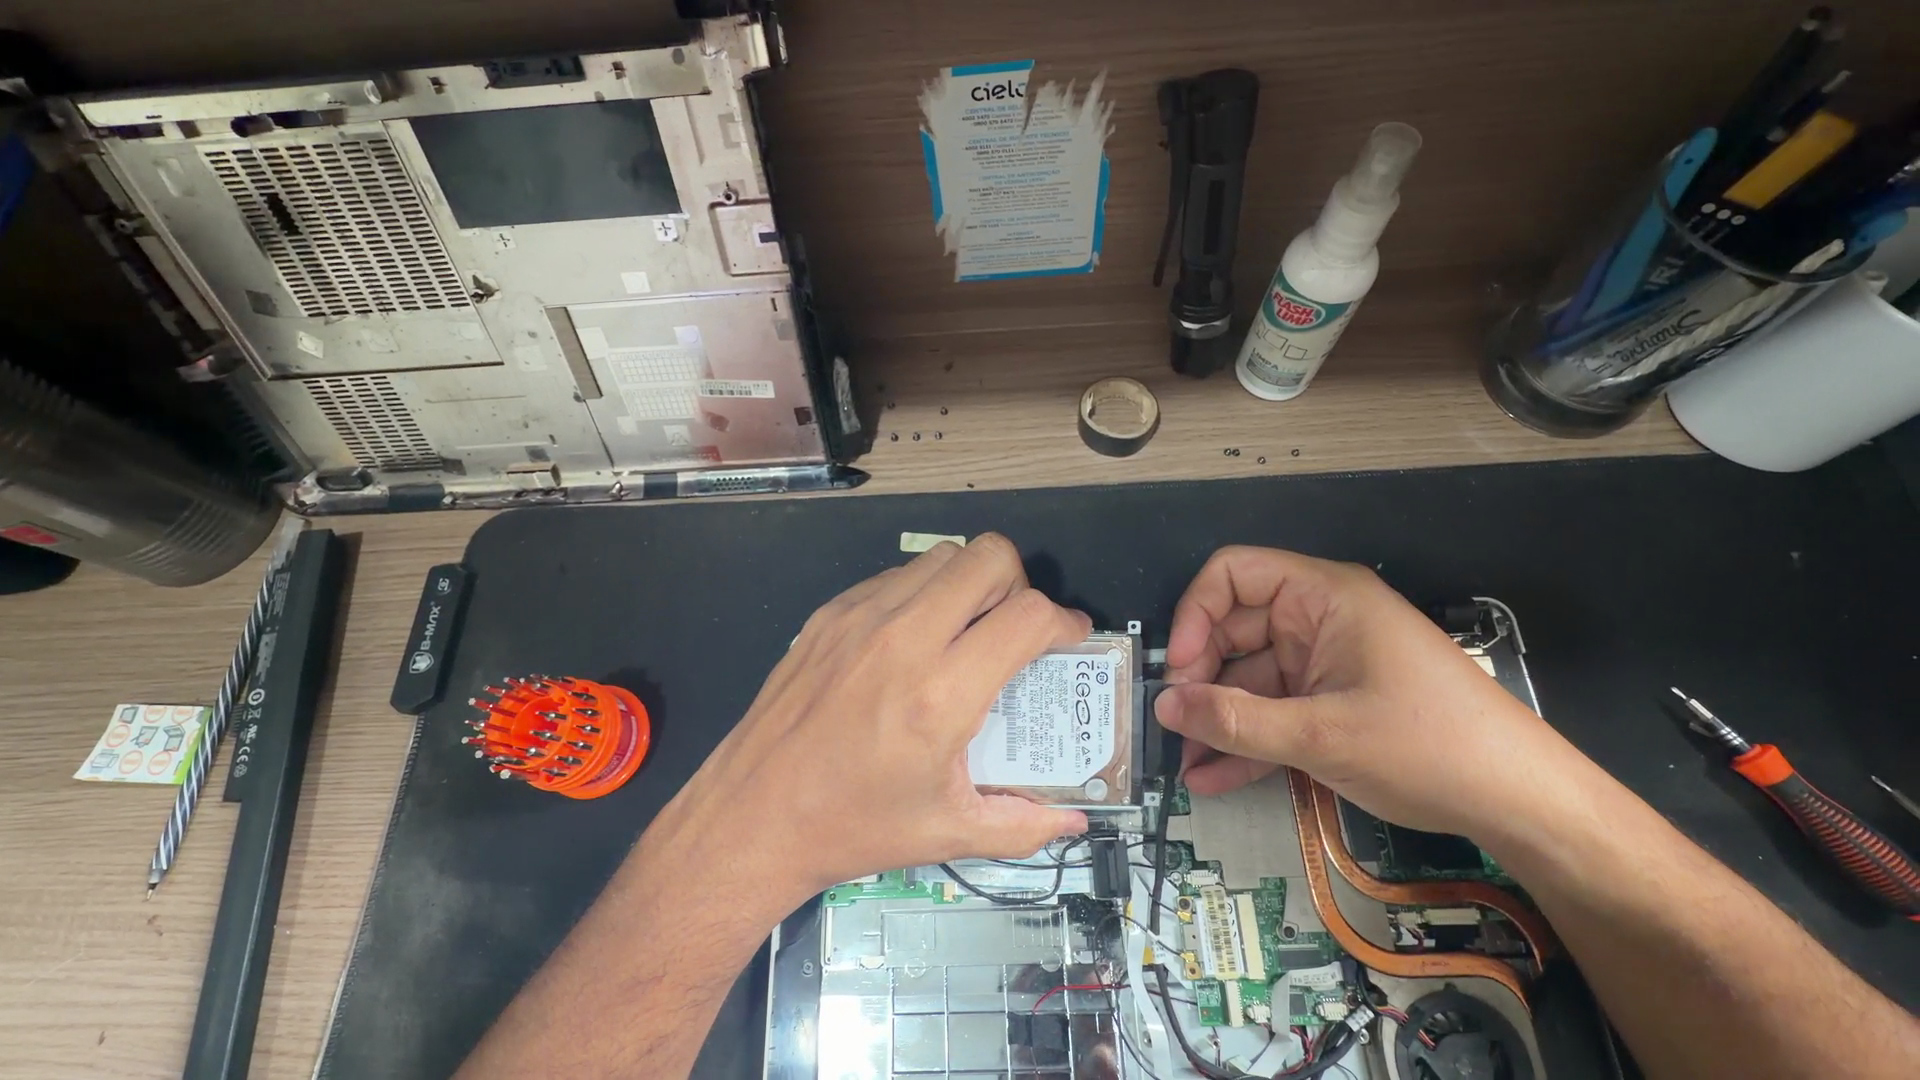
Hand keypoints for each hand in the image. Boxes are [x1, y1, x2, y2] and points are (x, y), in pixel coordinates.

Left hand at [655, 534, 1091, 898]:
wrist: (752, 816)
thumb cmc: (852, 826)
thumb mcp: (947, 833)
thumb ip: (1024, 823)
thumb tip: (1074, 819)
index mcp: (940, 694)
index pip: (1028, 616)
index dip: (1064, 623)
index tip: (1068, 640)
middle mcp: (903, 639)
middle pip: (989, 557)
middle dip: (1019, 584)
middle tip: (1016, 628)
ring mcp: (860, 617)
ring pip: (942, 555)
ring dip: (969, 583)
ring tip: (967, 630)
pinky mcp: (829, 613)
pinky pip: (895, 575)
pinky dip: (921, 593)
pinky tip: (914, 640)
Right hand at [1152, 546, 1588, 839]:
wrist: (1520, 804)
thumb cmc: (1427, 746)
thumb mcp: (1322, 735)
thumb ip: (1235, 719)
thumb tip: (1164, 705)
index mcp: (1323, 597)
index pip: (1234, 575)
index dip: (1196, 615)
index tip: (1180, 670)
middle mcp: (1319, 621)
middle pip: (1234, 631)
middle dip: (1200, 680)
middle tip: (1174, 725)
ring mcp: (1325, 665)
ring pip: (1249, 680)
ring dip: (1217, 721)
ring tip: (1183, 763)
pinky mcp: (1332, 705)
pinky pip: (1274, 714)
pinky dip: (1246, 742)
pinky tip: (1211, 777)